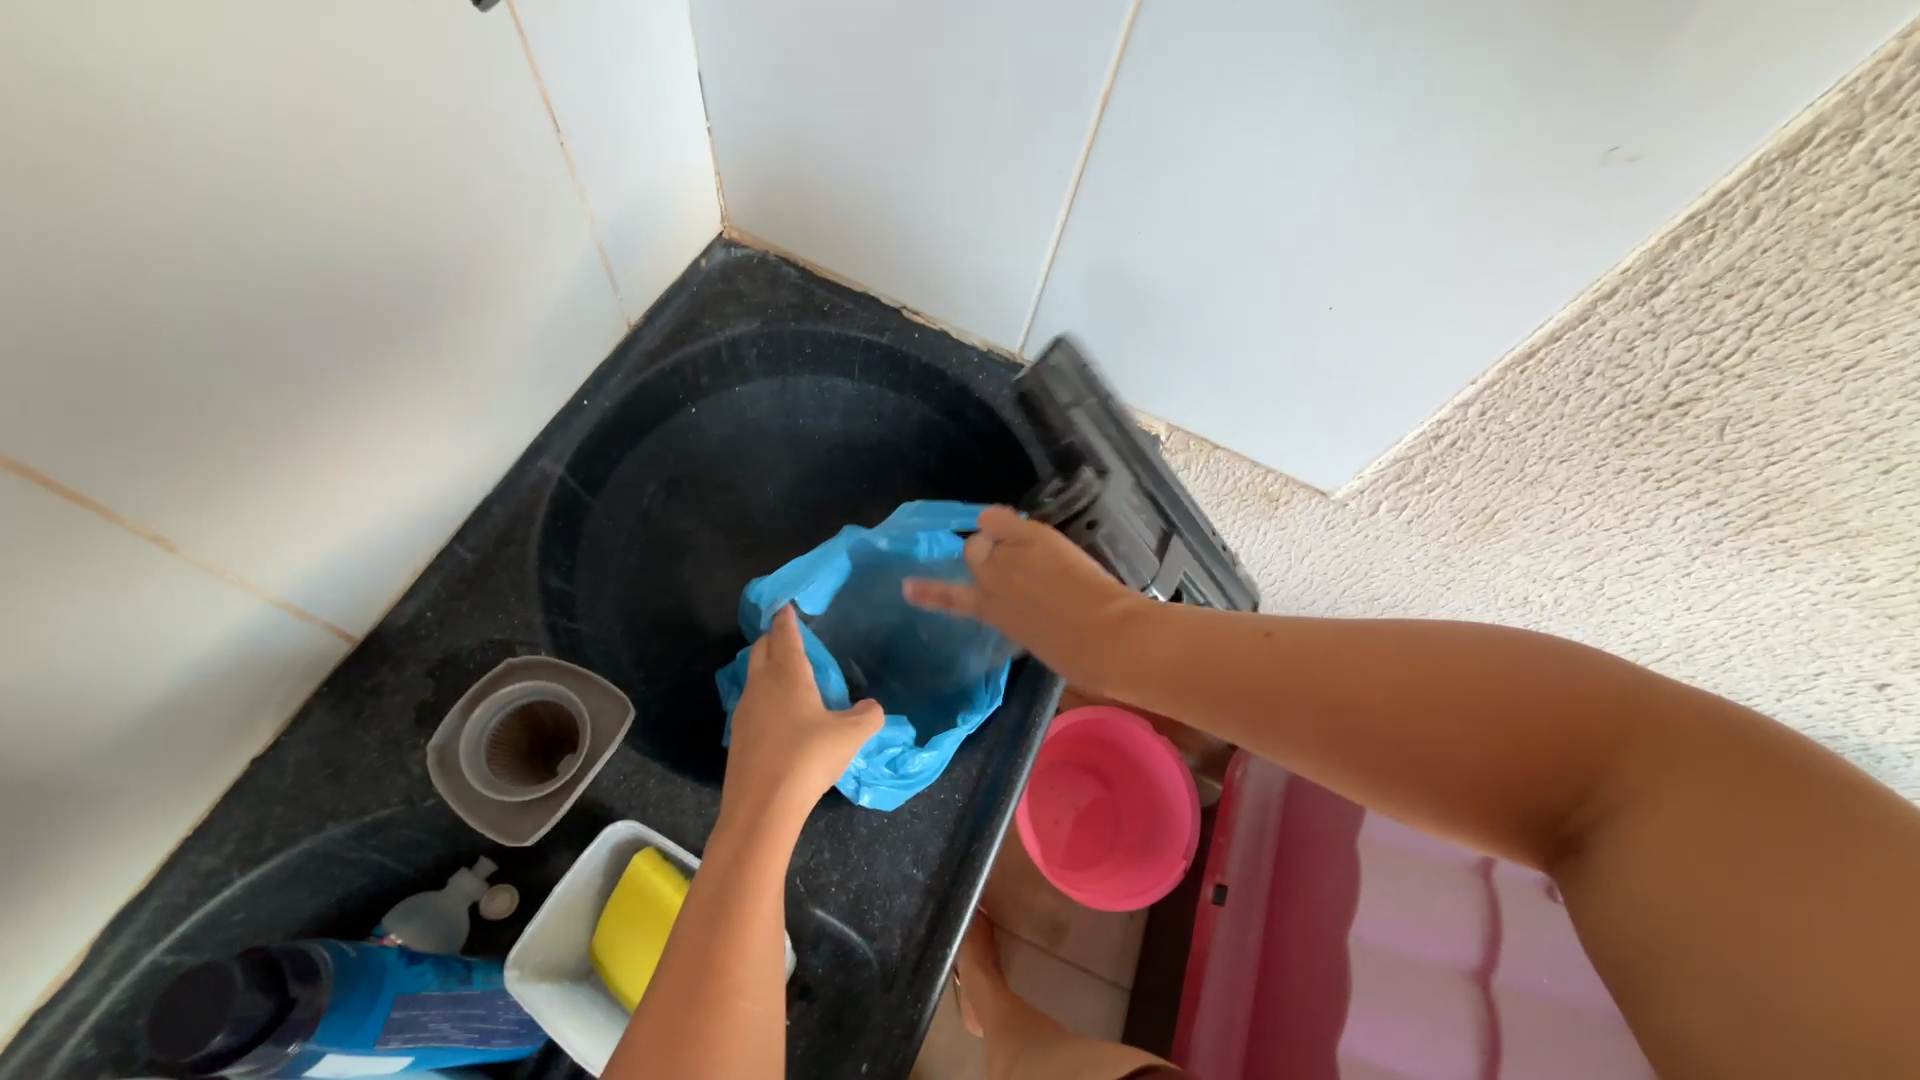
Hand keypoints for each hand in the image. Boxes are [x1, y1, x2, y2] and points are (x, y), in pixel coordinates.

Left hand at [720, 606, 884, 831]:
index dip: (787, 618)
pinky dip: (765, 696)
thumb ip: (868, 715)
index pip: (784, 634)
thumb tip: (873, 707)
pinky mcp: (738, 735)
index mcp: (788, 673)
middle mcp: (761, 684)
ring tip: (789, 675)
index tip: (788, 606)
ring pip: (753, 676)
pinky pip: (752, 702)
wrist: (763, 805)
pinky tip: (780, 714)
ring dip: (767, 668)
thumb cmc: (808, 757)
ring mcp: (745, 710)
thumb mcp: (851, 735)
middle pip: (761, 648)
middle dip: (774, 638)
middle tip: (791, 637)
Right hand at [902, 505, 1146, 691]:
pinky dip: (1004, 520)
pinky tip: (1016, 525)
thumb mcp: (1038, 640)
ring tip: (1029, 547)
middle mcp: (991, 585)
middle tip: (1016, 562)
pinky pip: (999, 518)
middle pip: (972, 554)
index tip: (911, 587)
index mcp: (994, 616)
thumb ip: (1023, 619)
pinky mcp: (1029, 539)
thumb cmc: (1080, 656)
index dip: (932, 592)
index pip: (952, 599)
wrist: (1105, 637)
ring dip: (1002, 536)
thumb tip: (1024, 612)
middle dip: (988, 554)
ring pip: (987, 534)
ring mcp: (1007, 560)